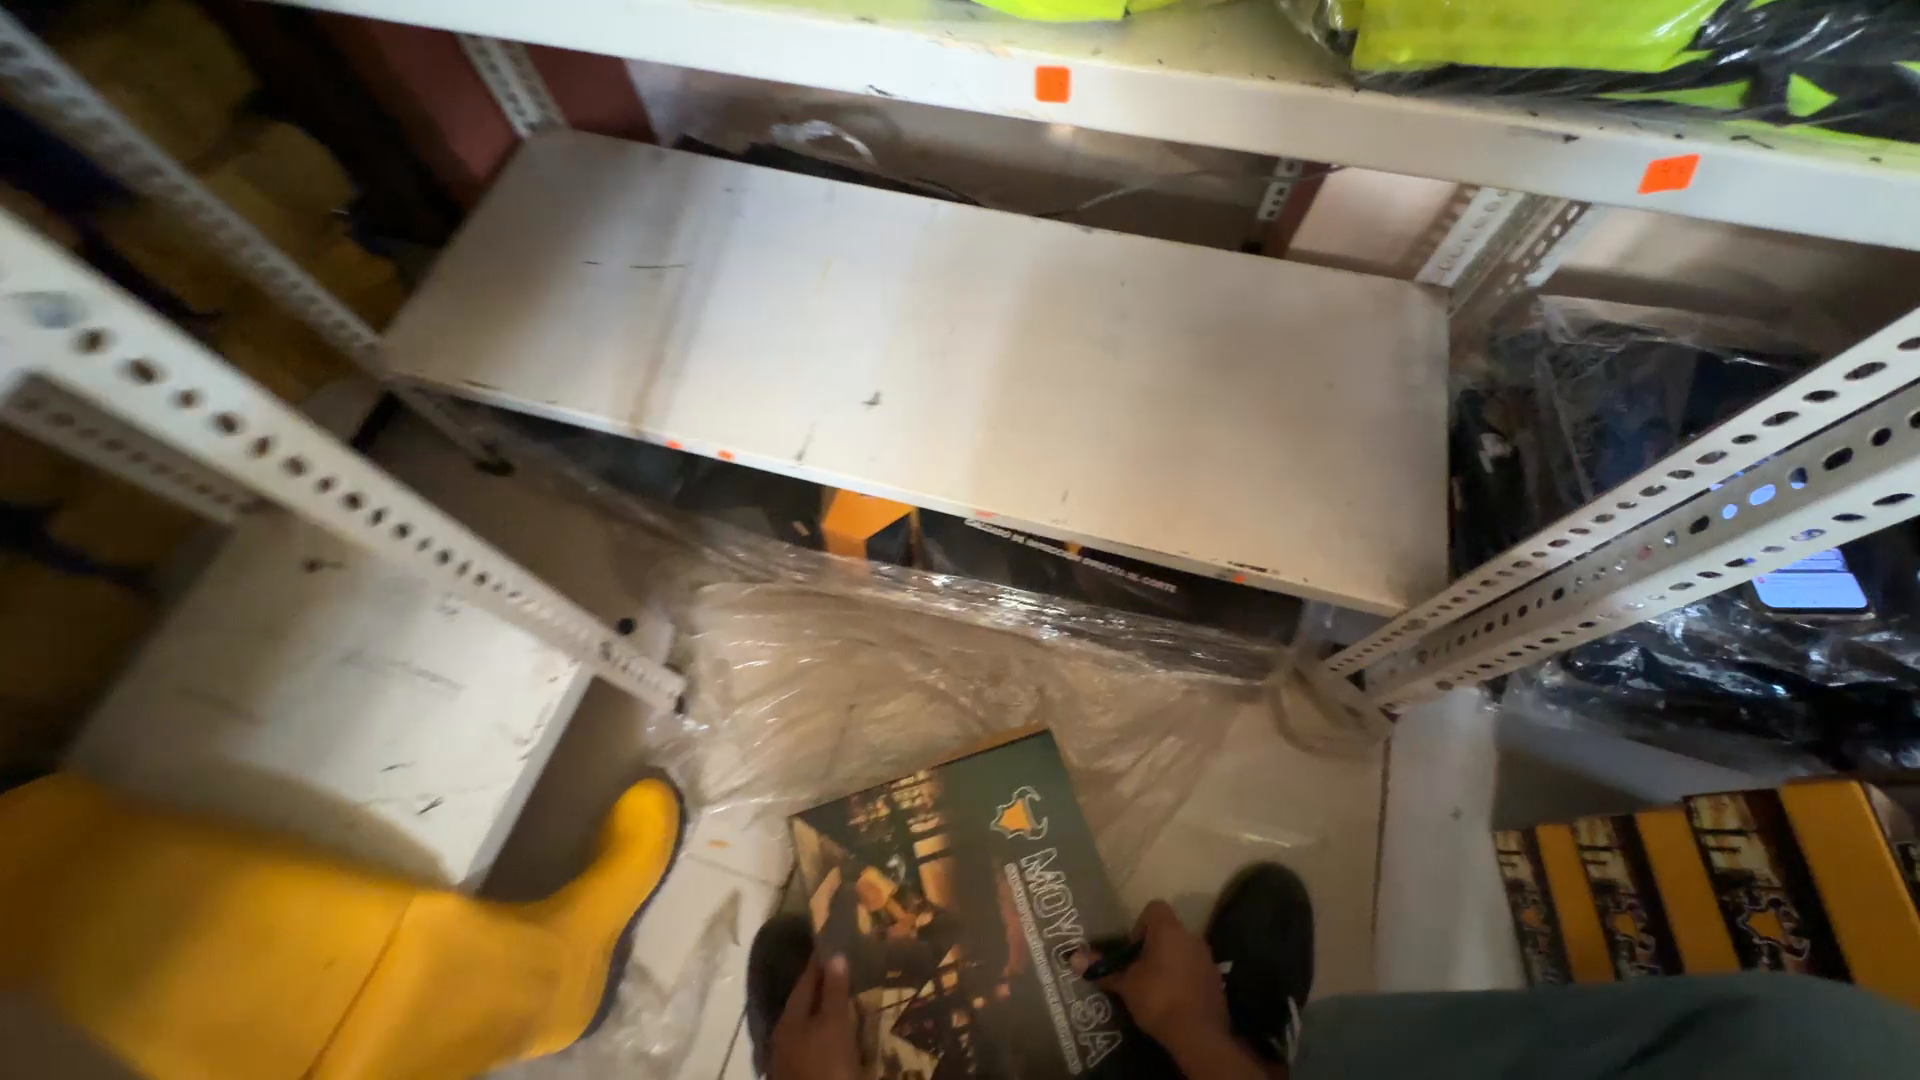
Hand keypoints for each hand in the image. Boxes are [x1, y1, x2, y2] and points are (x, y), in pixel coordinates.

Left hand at [770, 953, 860, 1079]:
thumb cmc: (825, 1065)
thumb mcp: (834, 1025)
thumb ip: (834, 991)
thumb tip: (834, 954)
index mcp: (789, 1018)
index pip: (805, 979)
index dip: (820, 960)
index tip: (835, 940)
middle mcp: (784, 1035)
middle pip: (805, 1002)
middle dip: (825, 985)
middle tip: (848, 966)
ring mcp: (790, 1057)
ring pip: (810, 1023)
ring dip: (828, 1009)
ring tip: (850, 997)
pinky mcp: (802, 1073)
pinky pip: (816, 1043)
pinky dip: (829, 1032)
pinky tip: (843, 1032)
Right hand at [1072, 900, 1229, 1054]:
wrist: (1199, 1035)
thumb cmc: (1158, 998)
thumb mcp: (1126, 984)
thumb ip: (1103, 968)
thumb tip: (1072, 959)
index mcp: (1168, 930)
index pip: (1155, 908)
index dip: (1140, 924)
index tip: (1133, 949)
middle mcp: (1191, 937)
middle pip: (1168, 930)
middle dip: (1154, 946)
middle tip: (1140, 971)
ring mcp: (1207, 959)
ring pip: (1183, 950)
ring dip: (1170, 962)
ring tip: (1156, 988)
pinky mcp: (1216, 980)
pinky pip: (1195, 969)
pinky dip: (1185, 978)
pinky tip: (1175, 1000)